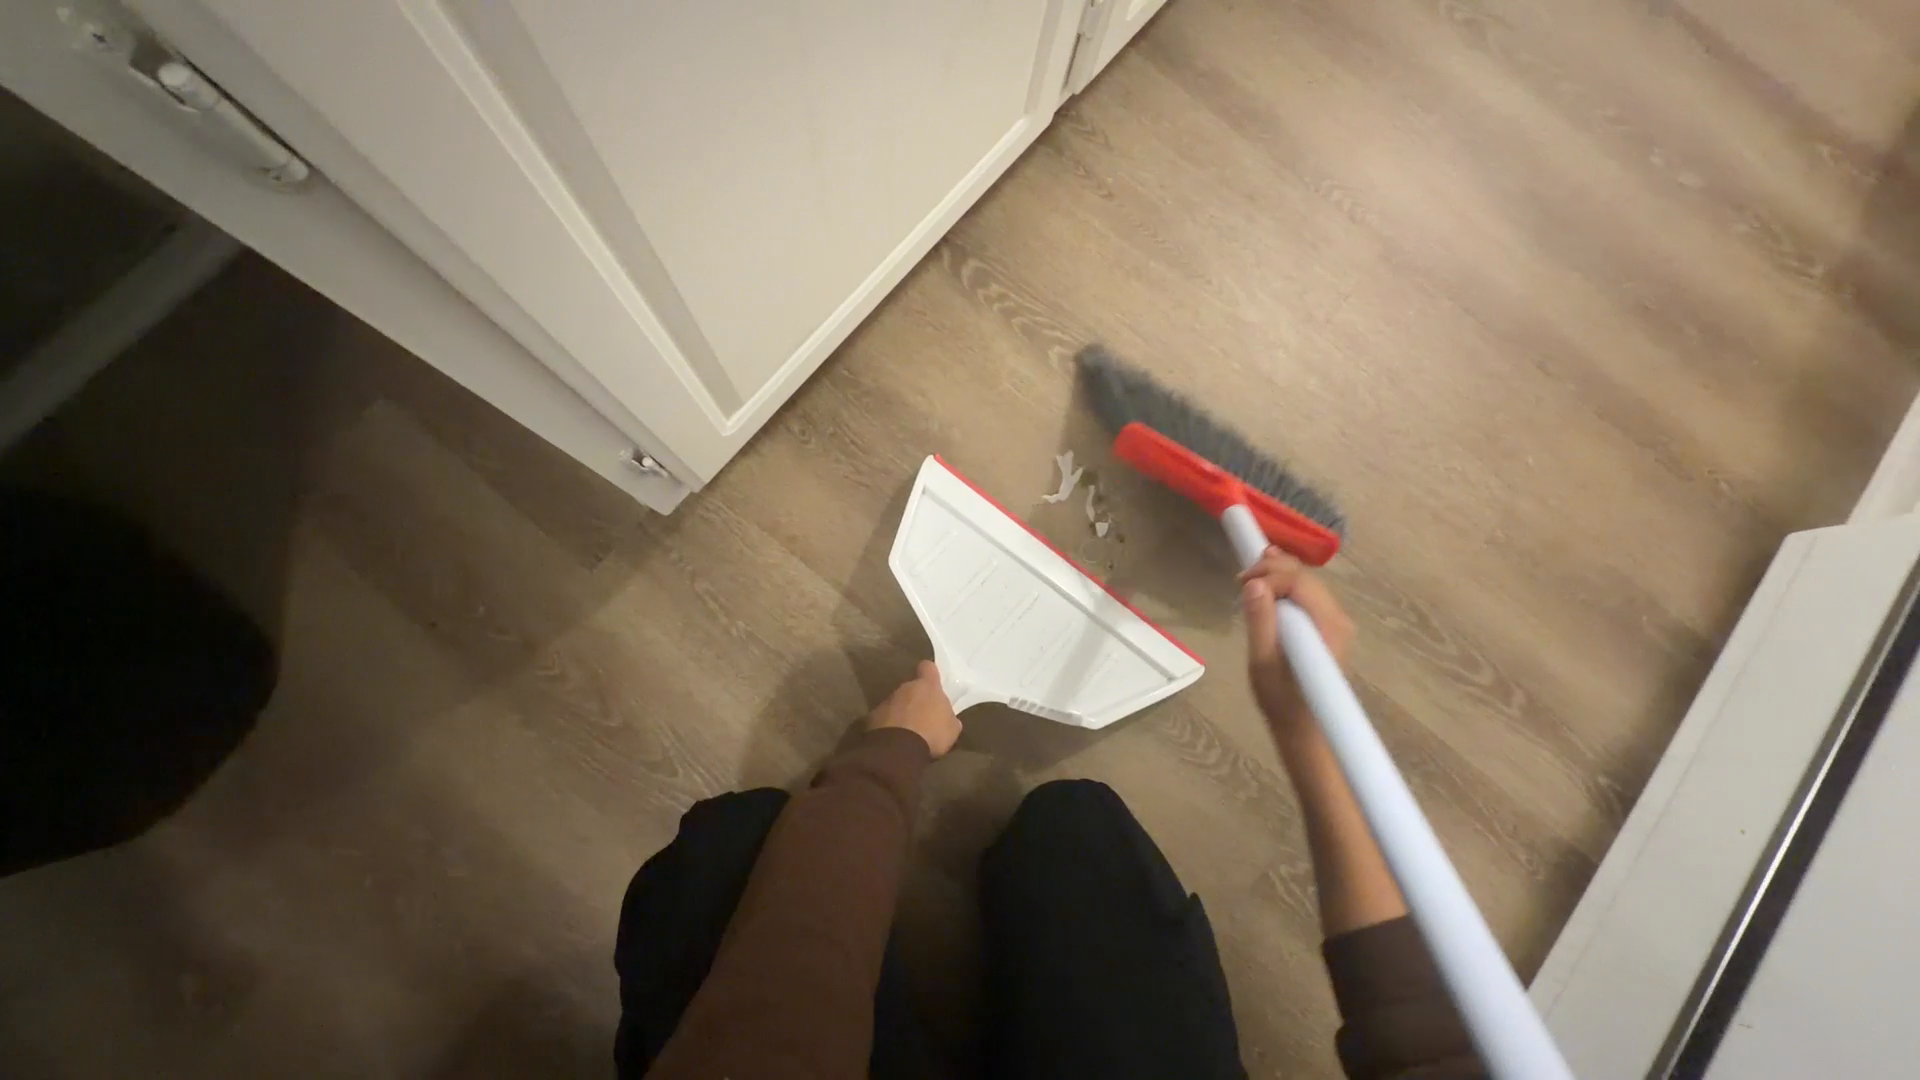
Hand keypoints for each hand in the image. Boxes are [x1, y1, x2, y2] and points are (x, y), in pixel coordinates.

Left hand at [867, 661, 962, 757]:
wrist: (898, 750)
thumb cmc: (931, 734)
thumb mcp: (952, 728)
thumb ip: (948, 716)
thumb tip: (946, 716)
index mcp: (927, 686)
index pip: (928, 667)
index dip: (930, 673)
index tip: (933, 683)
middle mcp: (905, 687)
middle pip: (911, 687)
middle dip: (915, 699)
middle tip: (922, 716)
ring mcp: (887, 700)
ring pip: (896, 702)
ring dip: (901, 712)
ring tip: (907, 731)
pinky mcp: (873, 716)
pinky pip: (884, 716)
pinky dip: (888, 724)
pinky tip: (894, 738)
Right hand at [1239, 547, 1354, 741]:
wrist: (1304, 729)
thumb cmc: (1281, 699)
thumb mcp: (1262, 661)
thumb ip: (1261, 620)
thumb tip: (1254, 583)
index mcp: (1326, 626)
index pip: (1298, 581)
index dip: (1268, 573)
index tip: (1239, 581)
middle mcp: (1338, 619)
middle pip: (1306, 578)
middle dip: (1272, 569)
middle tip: (1241, 577)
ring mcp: (1337, 624)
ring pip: (1308, 584)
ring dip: (1278, 576)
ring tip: (1250, 578)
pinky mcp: (1330, 630)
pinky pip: (1308, 598)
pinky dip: (1286, 589)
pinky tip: (1269, 587)